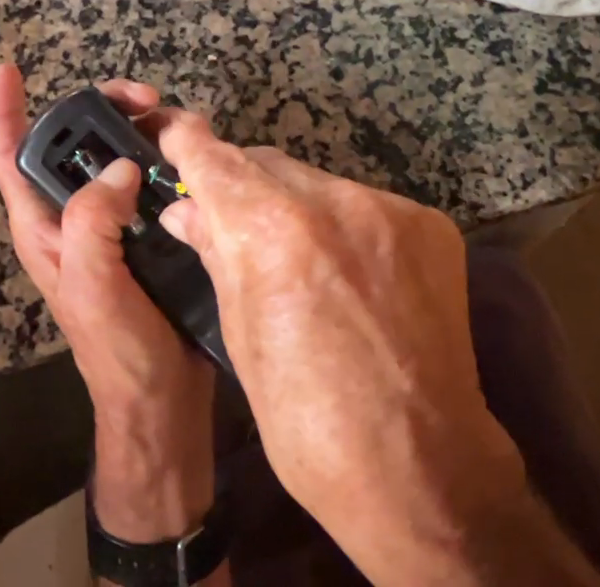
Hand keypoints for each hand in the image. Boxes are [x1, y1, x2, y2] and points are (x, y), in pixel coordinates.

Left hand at [0, 64, 214, 541]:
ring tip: (173, 120)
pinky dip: (165, 157)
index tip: (8, 70)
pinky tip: (190, 152)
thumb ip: (93, 223)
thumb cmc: (118, 349)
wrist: (163, 397)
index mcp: (43, 227)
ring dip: (137, 129)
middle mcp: (73, 217)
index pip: (11, 158)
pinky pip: (150, 179)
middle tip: (143, 97)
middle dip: (98, 109)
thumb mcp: (93, 285)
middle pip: (72, 144)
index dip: (4, 112)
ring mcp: (111, 224)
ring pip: (114, 156)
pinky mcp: (146, 231)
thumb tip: (118, 166)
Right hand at [154, 113, 599, 586]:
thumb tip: (186, 210)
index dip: (184, 140)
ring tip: (300, 263)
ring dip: (295, 207)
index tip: (169, 132)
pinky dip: (344, 227)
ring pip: (316, 183)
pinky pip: (365, 207)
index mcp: (270, 229)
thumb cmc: (305, 420)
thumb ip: (215, 254)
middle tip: (234, 226)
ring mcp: (387, 210)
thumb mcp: (239, 336)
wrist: (419, 466)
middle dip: (241, 186)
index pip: (212, 156)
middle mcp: (332, 200)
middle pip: (265, 164)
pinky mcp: (430, 226)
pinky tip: (350, 276)